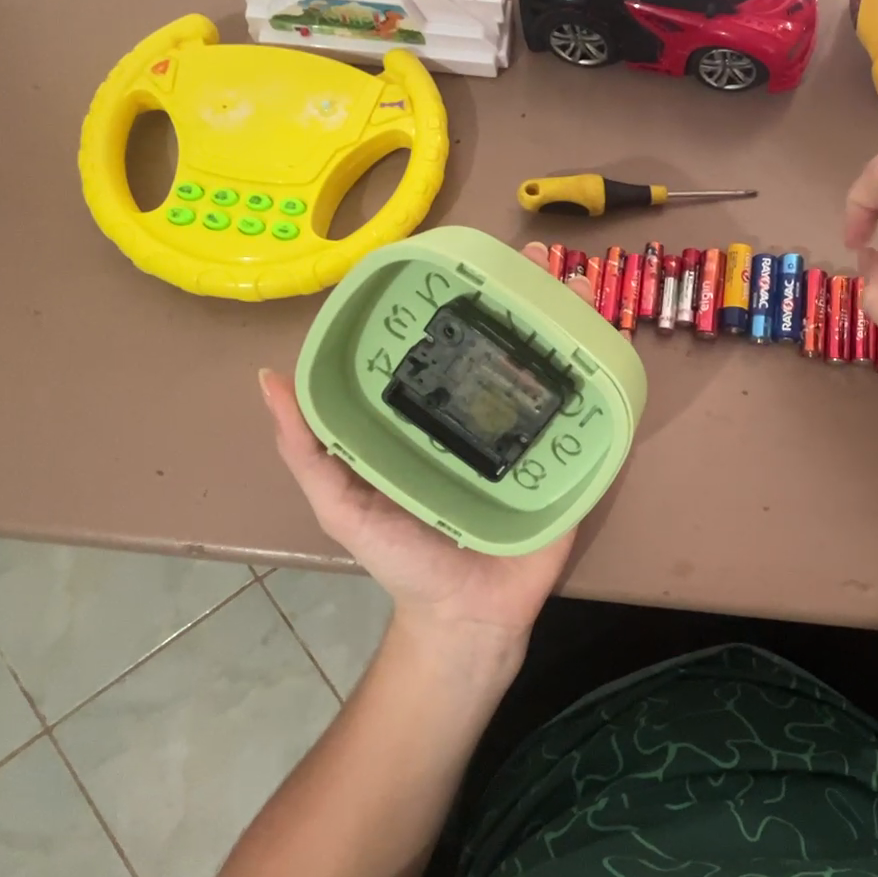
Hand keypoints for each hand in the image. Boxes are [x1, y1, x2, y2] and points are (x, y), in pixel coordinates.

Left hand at [257, 243, 593, 650]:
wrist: (465, 617)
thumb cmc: (402, 558)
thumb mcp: (341, 499)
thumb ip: (307, 445)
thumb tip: (267, 376)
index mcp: (441, 415)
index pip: (453, 345)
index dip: (463, 300)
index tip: (471, 262)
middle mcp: (491, 416)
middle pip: (512, 344)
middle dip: (527, 297)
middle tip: (534, 259)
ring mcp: (534, 438)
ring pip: (556, 368)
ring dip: (572, 321)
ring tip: (579, 281)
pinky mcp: (570, 463)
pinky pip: (590, 415)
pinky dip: (604, 375)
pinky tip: (609, 340)